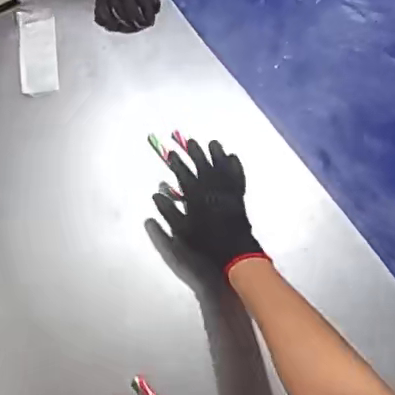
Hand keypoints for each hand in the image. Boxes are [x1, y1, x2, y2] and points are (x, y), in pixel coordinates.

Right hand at [89, 0, 159, 32]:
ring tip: (131, 29)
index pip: (145, 5)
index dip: (149, 15)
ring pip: (118, 18)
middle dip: (139, 23)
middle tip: (143, 26)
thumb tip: (154, 4)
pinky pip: (102, 15)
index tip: (152, 19)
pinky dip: (107, 23)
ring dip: (126, 26)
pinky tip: (112, 26)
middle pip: (132, 15)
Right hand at [152, 137, 263, 272]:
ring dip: (217, 154)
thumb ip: (168, 212)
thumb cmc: (204, 243)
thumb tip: (156, 195)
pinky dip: (235, 166)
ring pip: (222, 167)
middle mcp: (212, 188)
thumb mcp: (180, 231)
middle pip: (203, 165)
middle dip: (196, 153)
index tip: (171, 153)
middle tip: (191, 142)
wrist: (234, 252)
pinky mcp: (238, 196)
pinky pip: (237, 176)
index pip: (184, 174)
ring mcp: (227, 191)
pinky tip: (233, 158)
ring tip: (213, 143)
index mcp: (195, 196)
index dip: (177, 163)